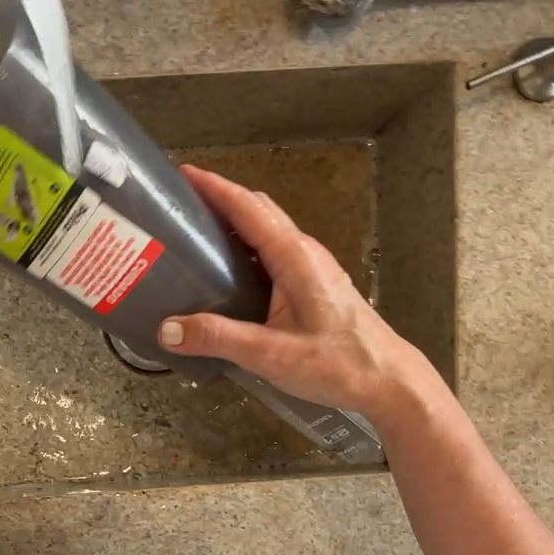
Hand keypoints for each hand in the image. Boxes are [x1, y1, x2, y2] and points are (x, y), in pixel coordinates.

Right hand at [159, 165, 444, 424]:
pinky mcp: (313, 288)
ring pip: (266, 234)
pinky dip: (245, 252)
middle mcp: (304, 254)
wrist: (386, 380)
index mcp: (294, 258)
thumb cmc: (336, 364)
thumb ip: (219, 339)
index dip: (214, 188)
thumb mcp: (270, 355)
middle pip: (258, 212)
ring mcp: (311, 269)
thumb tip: (167, 329)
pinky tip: (225, 276)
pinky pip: (272, 256)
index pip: (249, 209)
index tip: (182, 174)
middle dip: (220, 201)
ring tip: (195, 238)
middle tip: (180, 207)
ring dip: (233, 226)